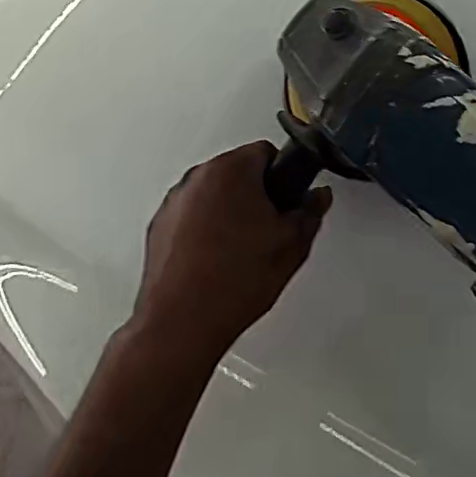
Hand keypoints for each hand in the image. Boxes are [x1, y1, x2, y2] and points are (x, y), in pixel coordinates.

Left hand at [131, 141, 330, 358]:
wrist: (181, 325)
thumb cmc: (231, 283)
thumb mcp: (294, 243)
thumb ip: (311, 210)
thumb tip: (316, 198)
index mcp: (231, 170)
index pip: (267, 151)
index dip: (284, 175)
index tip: (289, 195)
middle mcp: (197, 179)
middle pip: (238, 170)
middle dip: (256, 192)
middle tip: (271, 224)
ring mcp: (174, 203)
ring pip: (214, 193)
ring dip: (229, 209)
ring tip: (244, 248)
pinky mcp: (159, 228)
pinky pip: (191, 215)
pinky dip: (205, 229)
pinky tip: (219, 259)